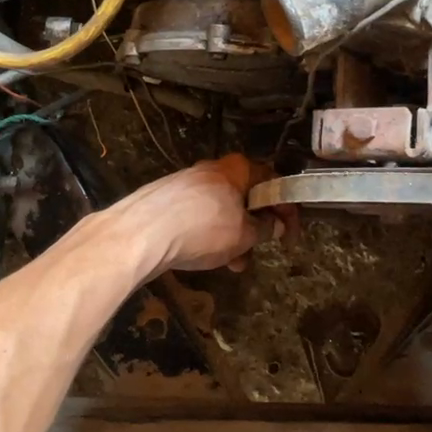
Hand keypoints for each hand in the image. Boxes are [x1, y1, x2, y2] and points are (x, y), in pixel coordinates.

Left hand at [109, 154, 291, 276]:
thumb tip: (275, 224)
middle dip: (256, 227)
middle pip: (247, 196)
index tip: (289, 236)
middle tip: (259, 251)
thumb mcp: (244, 235)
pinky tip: (207, 256)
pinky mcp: (169, 198)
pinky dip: (211, 234)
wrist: (142, 233)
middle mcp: (215, 168)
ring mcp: (189, 182)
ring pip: (224, 209)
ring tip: (233, 262)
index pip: (275, 183)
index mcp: (239, 168)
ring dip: (234, 236)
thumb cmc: (204, 228)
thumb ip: (265, 229)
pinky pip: (201, 215)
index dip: (287, 211)